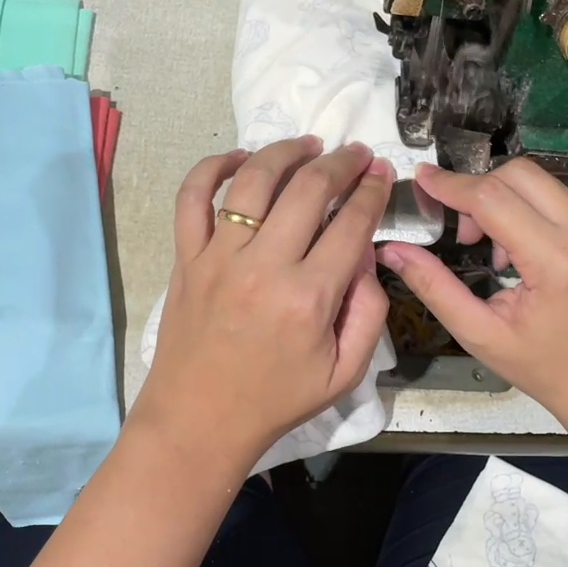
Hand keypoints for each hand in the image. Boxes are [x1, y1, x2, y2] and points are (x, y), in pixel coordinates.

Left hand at [135, 137, 393, 467]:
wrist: (199, 421)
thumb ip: (370, 311)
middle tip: (355, 153)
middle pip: (308, 188)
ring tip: (308, 145)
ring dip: (285, 152)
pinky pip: (192, 198)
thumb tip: (365, 256)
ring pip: (253, 180)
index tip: (381, 173)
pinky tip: (238, 159)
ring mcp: (219, 257)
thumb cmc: (277, 399)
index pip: (351, 223)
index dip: (372, 190)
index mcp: (309, 297)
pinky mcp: (186, 258)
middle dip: (340, 162)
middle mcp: (264, 266)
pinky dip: (212, 168)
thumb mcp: (346, 371)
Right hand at [378, 160, 567, 443]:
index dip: (451, 185)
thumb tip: (393, 250)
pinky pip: (554, 199)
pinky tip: (512, 250)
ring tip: (486, 244)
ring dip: (501, 196)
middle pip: (519, 174)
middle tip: (459, 229)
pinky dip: (523, 207)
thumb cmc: (548, 372)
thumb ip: (435, 288)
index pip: (493, 199)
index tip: (420, 179)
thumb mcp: (482, 336)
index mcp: (554, 263)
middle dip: (477, 187)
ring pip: (539, 181)